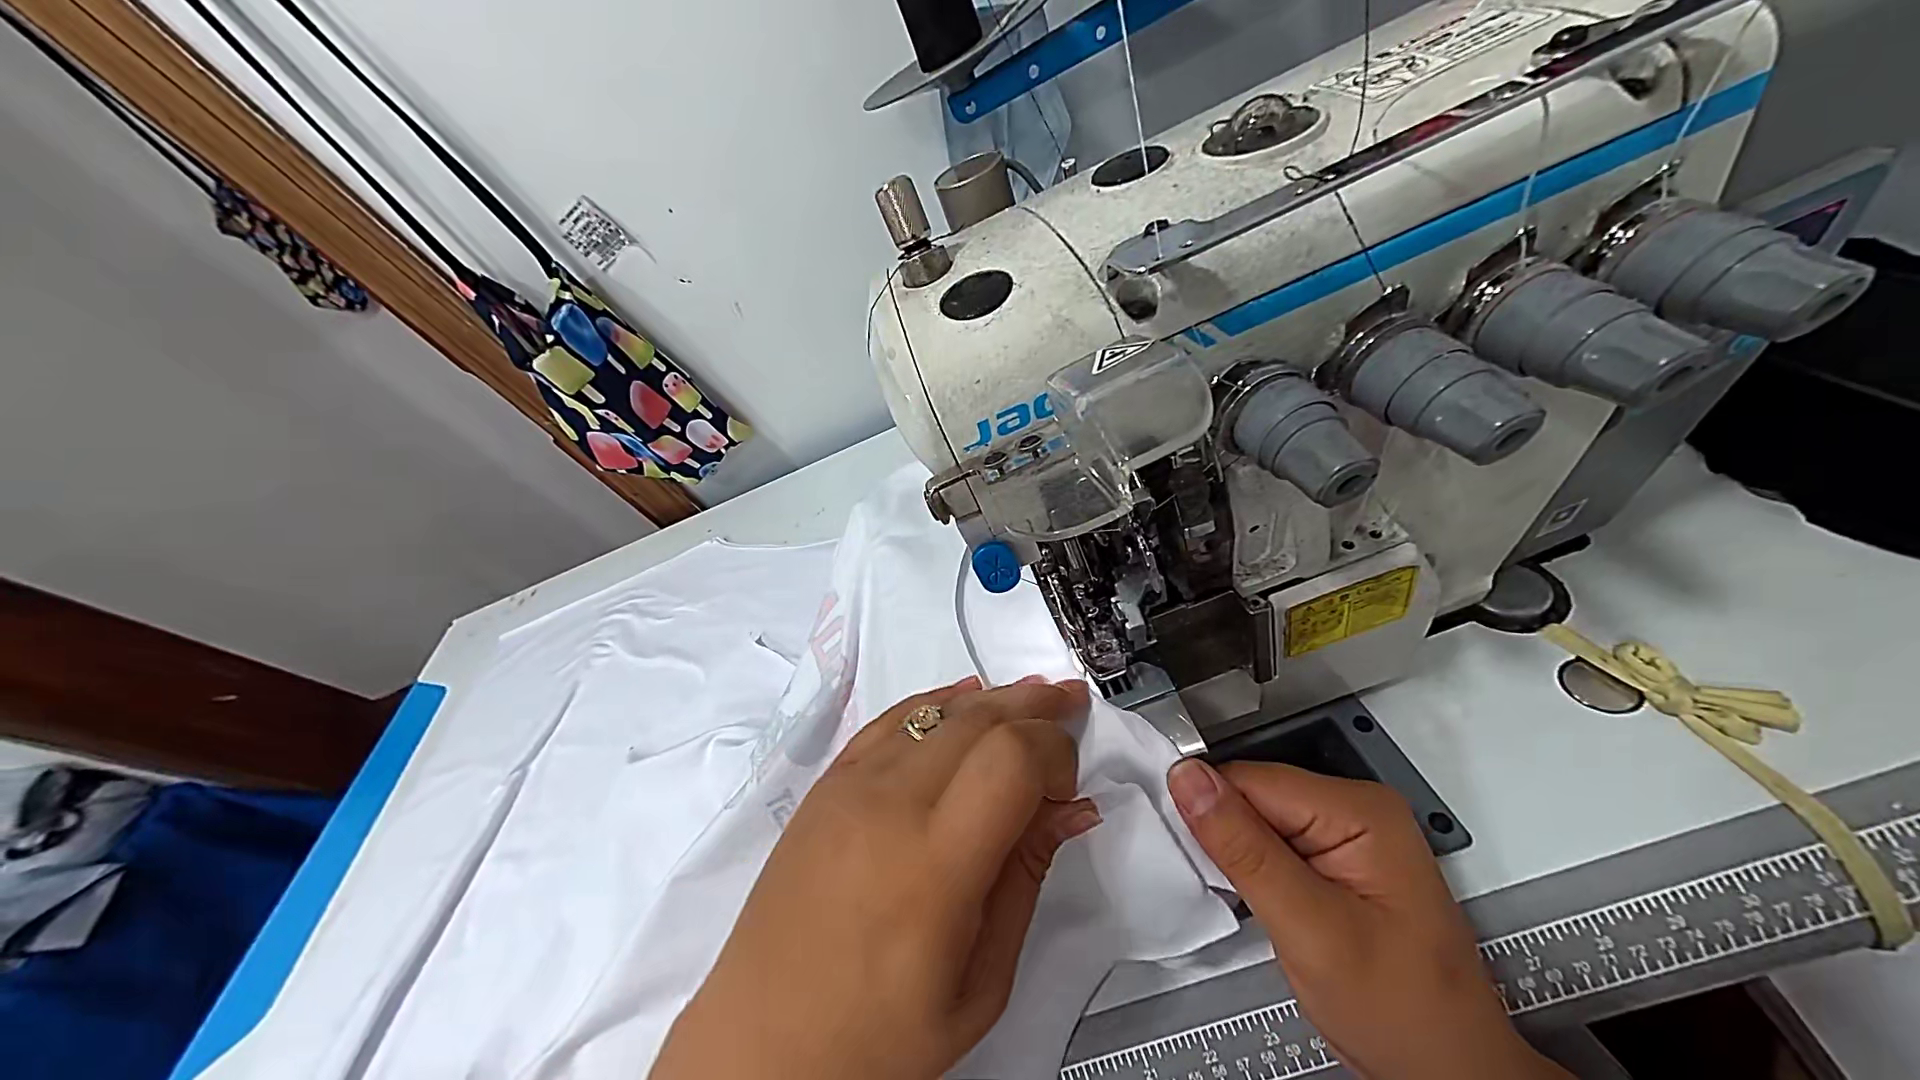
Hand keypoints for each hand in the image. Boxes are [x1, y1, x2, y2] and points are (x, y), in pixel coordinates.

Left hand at [651, 675, 1097, 1079]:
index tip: (1068, 786)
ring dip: (990, 699)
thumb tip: (1071, 808)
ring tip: (1030, 697)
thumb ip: (1025, 876)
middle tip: (1069, 703)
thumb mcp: (979, 981)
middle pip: (978, 720)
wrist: (763, 1045)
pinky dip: (934, 703)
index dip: (1055, 753)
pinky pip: (889, 722)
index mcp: (934, 862)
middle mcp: (888, 805)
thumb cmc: (879, 1037)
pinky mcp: (825, 785)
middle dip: (1034, 706)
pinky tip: (963, 700)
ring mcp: (849, 787)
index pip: (1013, 757)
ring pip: (935, 711)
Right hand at [1167, 760, 1570, 1079]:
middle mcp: (1353, 808)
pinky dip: (1249, 867)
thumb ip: (1244, 848)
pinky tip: (1260, 899)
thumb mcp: (1310, 930)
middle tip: (1230, 889)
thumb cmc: (1404, 1013)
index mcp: (1358, 809)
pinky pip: (1267, 839)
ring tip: (1250, 901)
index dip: (1209, 813)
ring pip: (1253, 817)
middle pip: (1250, 793)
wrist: (1447, 1073)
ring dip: (1235, 854)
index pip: (1247, 778)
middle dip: (1223, 836)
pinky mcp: (1330, 855)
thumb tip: (1190, 780)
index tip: (1194, 854)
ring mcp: (1343, 832)